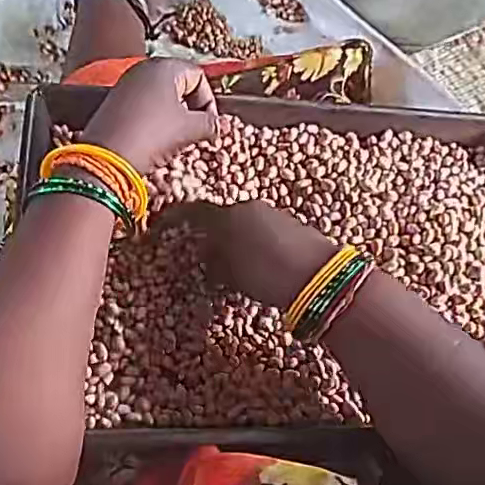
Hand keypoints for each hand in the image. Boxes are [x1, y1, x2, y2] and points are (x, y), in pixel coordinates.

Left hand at [81, 58, 218, 172]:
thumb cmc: (151, 136)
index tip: (209, 126)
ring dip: (173, 118)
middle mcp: (144, 69)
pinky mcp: (114, 103)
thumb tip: (220, 126)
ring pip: (160, 98)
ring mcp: (126, 85)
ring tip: (173, 141)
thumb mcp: (188, 130)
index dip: (208, 103)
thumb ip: (209, 124)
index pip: (198, 78)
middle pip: (179, 86)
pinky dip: (153, 122)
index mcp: (165, 66)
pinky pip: (143, 108)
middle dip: (191, 110)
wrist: (108, 158)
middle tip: (194, 134)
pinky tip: (153, 142)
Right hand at [176, 199, 336, 309]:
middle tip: (198, 256)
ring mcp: (272, 215)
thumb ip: (213, 261)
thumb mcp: (231, 274)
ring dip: (229, 242)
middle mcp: (249, 208)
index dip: (177, 219)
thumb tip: (204, 256)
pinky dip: (248, 245)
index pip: (194, 212)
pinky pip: (258, 233)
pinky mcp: (290, 226)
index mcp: (229, 214)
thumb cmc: (267, 274)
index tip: (164, 226)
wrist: (319, 277)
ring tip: (224, 267)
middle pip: (219, 218)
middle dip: (207, 235)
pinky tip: (250, 265)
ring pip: (240, 225)